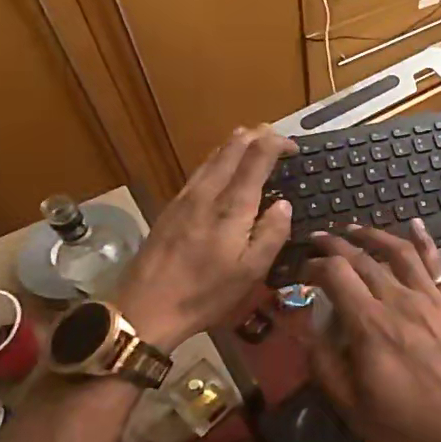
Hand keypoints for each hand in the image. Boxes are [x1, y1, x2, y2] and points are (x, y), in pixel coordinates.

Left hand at [115, 127, 297, 347]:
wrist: (146, 306)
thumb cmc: (204, 294)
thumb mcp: (250, 273)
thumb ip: (272, 234)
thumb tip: (284, 205)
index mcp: (231, 206)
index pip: (257, 155)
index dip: (278, 143)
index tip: (294, 148)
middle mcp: (207, 191)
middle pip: (233, 146)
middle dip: (259, 135)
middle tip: (278, 142)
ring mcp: (185, 196)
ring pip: (214, 154)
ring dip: (238, 144)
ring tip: (256, 147)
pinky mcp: (172, 206)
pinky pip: (201, 169)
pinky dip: (220, 159)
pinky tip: (224, 170)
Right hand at [304, 222, 440, 441]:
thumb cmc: (413, 427)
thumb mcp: (354, 408)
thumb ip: (325, 364)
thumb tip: (307, 328)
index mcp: (370, 325)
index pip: (334, 275)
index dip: (312, 266)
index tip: (301, 272)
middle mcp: (398, 300)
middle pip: (362, 257)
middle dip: (334, 244)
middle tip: (318, 239)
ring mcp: (431, 298)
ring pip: (398, 251)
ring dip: (372, 235)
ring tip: (353, 229)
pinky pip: (437, 262)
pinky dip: (423, 240)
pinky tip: (415, 224)